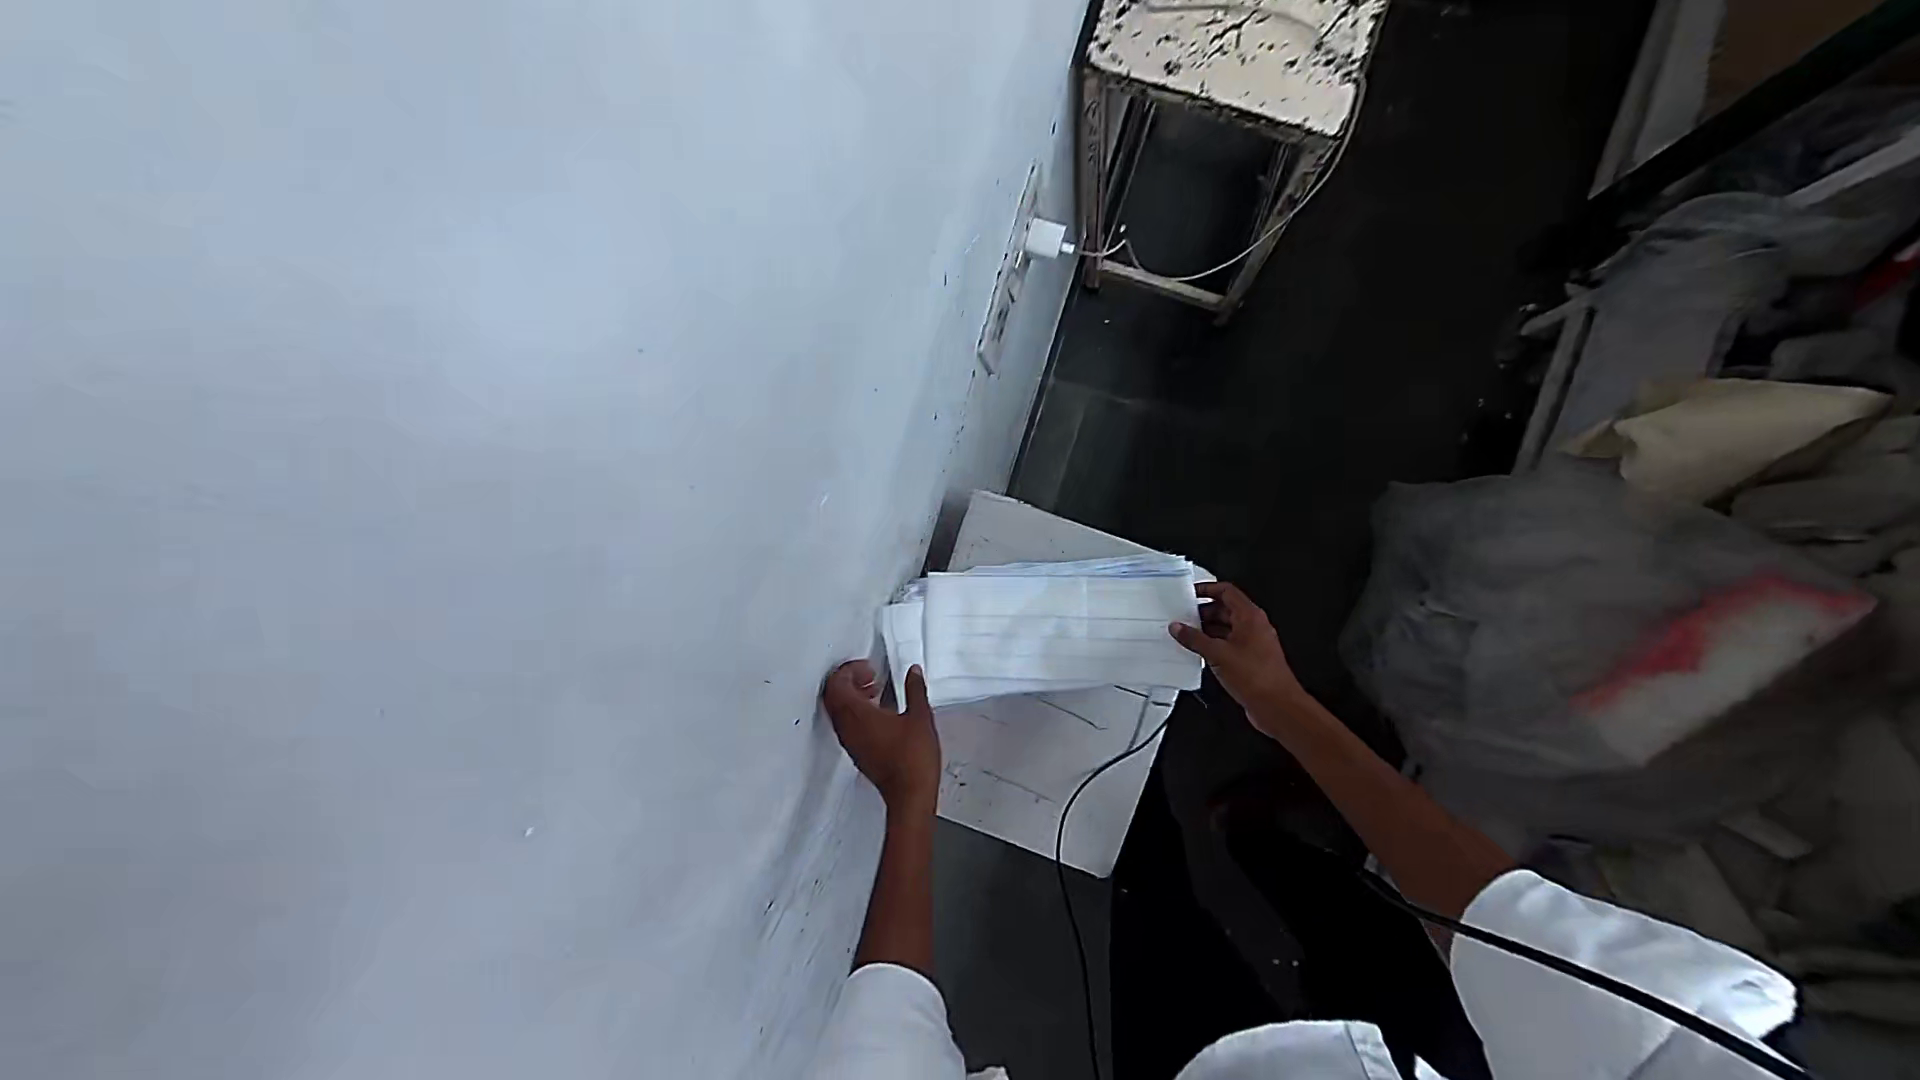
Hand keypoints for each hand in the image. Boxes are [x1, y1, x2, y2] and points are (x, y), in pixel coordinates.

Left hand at [822, 660, 940, 814]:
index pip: (838, 683)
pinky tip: (878, 712)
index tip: (867, 667)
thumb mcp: (920, 716)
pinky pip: (846, 724)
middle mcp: (848, 727)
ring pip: (838, 710)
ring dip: (852, 695)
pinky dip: (856, 711)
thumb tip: (913, 673)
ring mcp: (850, 741)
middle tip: (868, 674)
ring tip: (874, 690)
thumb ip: (915, 689)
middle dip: (848, 680)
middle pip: (833, 695)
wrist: (909, 795)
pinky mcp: (857, 751)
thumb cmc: (912, 761)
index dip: (850, 669)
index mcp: (857, 715)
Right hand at [1168, 581, 1305, 725]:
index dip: (1207, 589)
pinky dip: (1214, 645)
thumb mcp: (1217, 654)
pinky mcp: (1251, 659)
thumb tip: (1179, 628)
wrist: (1277, 706)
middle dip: (1203, 612)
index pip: (1226, 591)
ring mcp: (1253, 643)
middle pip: (1225, 609)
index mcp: (1250, 617)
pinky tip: (1200, 653)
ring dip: (1207, 630)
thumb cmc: (1259, 678)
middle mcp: (1254, 627)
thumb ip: (1194, 639)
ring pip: (1226, 627)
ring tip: (1188, 635)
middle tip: (1184, 617)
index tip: (1191, 593)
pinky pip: (1229, 644)